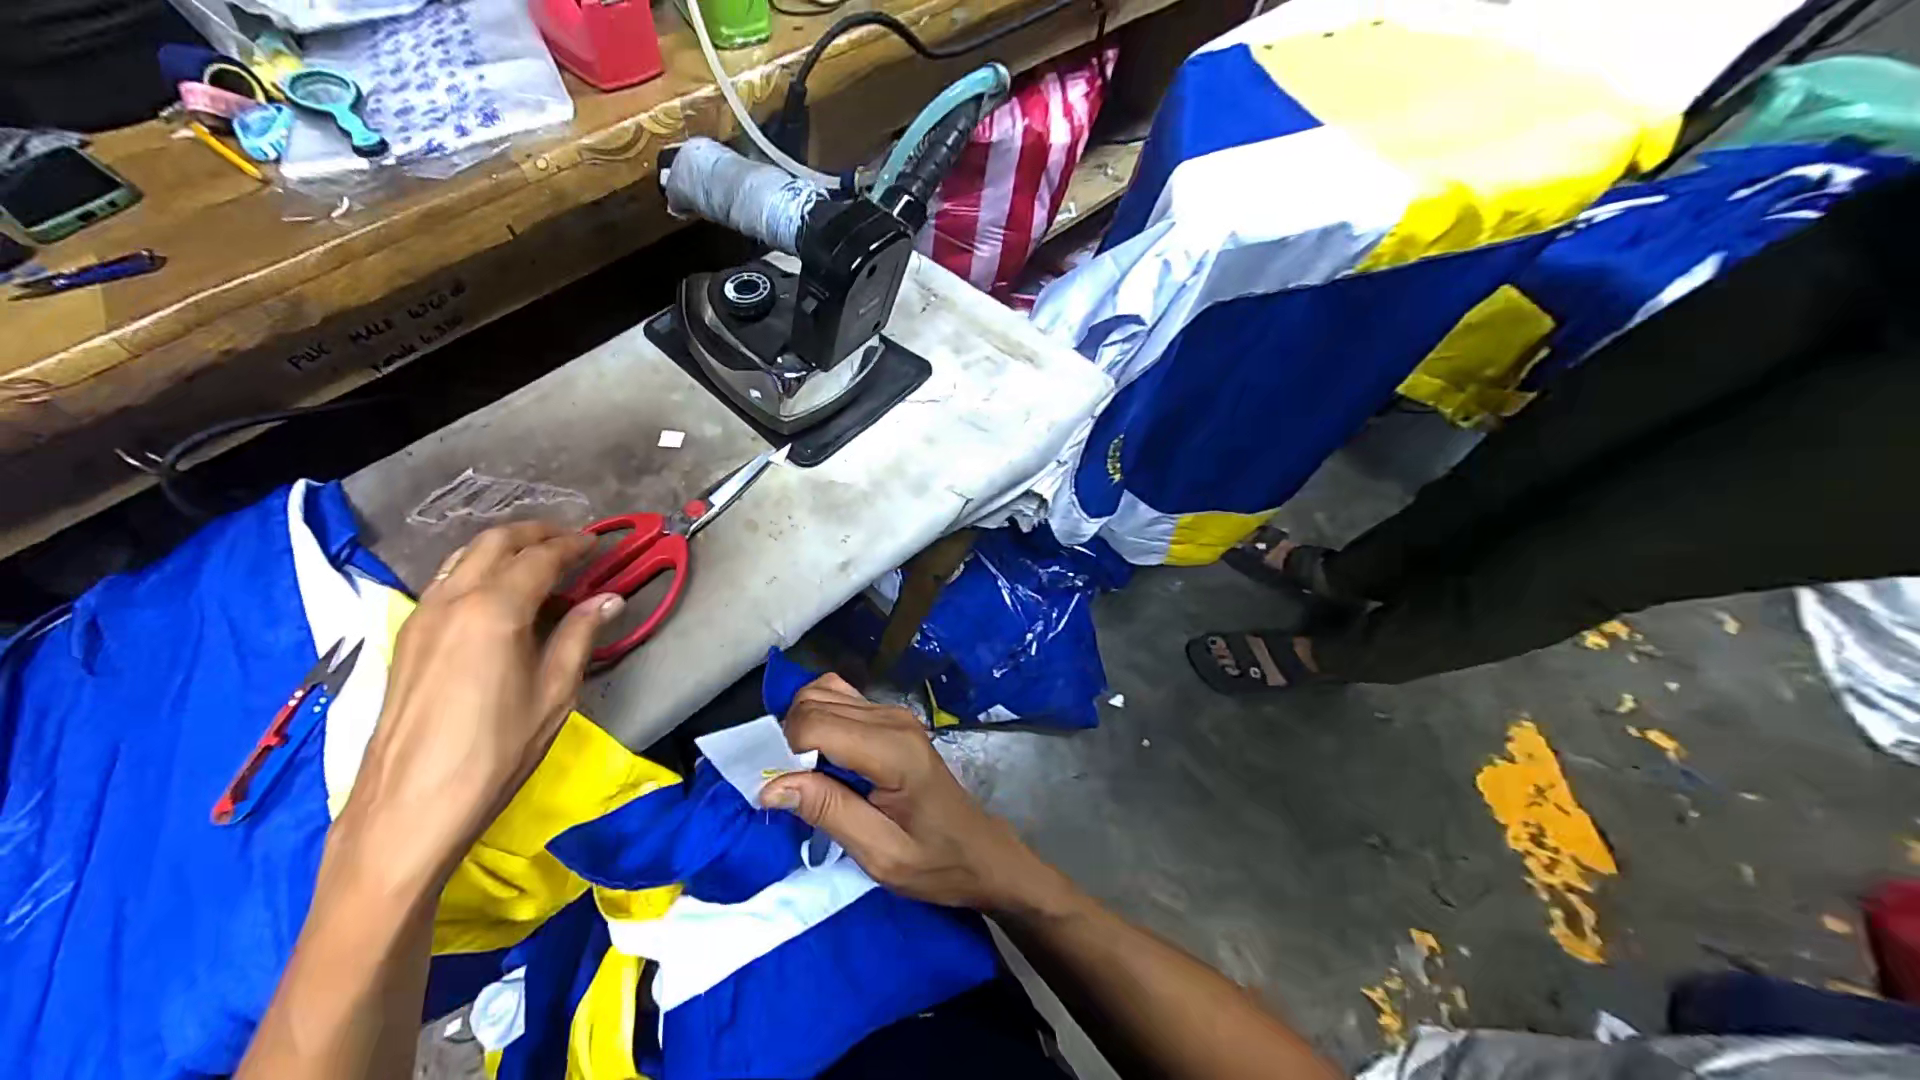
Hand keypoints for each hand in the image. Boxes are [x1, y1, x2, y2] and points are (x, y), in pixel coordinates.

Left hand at [333, 521, 622, 893]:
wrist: (409, 807)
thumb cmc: (496, 751)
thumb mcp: (555, 693)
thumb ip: (580, 636)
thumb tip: (607, 599)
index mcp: (494, 610)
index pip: (540, 558)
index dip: (574, 546)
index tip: (598, 543)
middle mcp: (452, 600)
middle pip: (495, 543)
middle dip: (536, 533)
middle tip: (571, 540)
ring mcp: (421, 617)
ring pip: (464, 558)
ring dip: (504, 547)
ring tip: (539, 559)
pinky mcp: (408, 639)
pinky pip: (446, 581)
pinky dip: (479, 569)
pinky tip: (500, 593)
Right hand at [760, 674, 1069, 913]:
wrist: (981, 851)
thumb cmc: (936, 861)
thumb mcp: (881, 855)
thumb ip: (828, 812)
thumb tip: (770, 785)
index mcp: (892, 750)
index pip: (814, 723)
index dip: (786, 755)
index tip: (791, 794)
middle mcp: (892, 719)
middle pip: (813, 700)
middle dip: (789, 740)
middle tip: (797, 787)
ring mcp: (893, 713)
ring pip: (823, 693)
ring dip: (801, 728)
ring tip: (810, 774)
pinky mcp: (891, 718)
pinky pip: (840, 700)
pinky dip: (818, 720)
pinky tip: (824, 758)